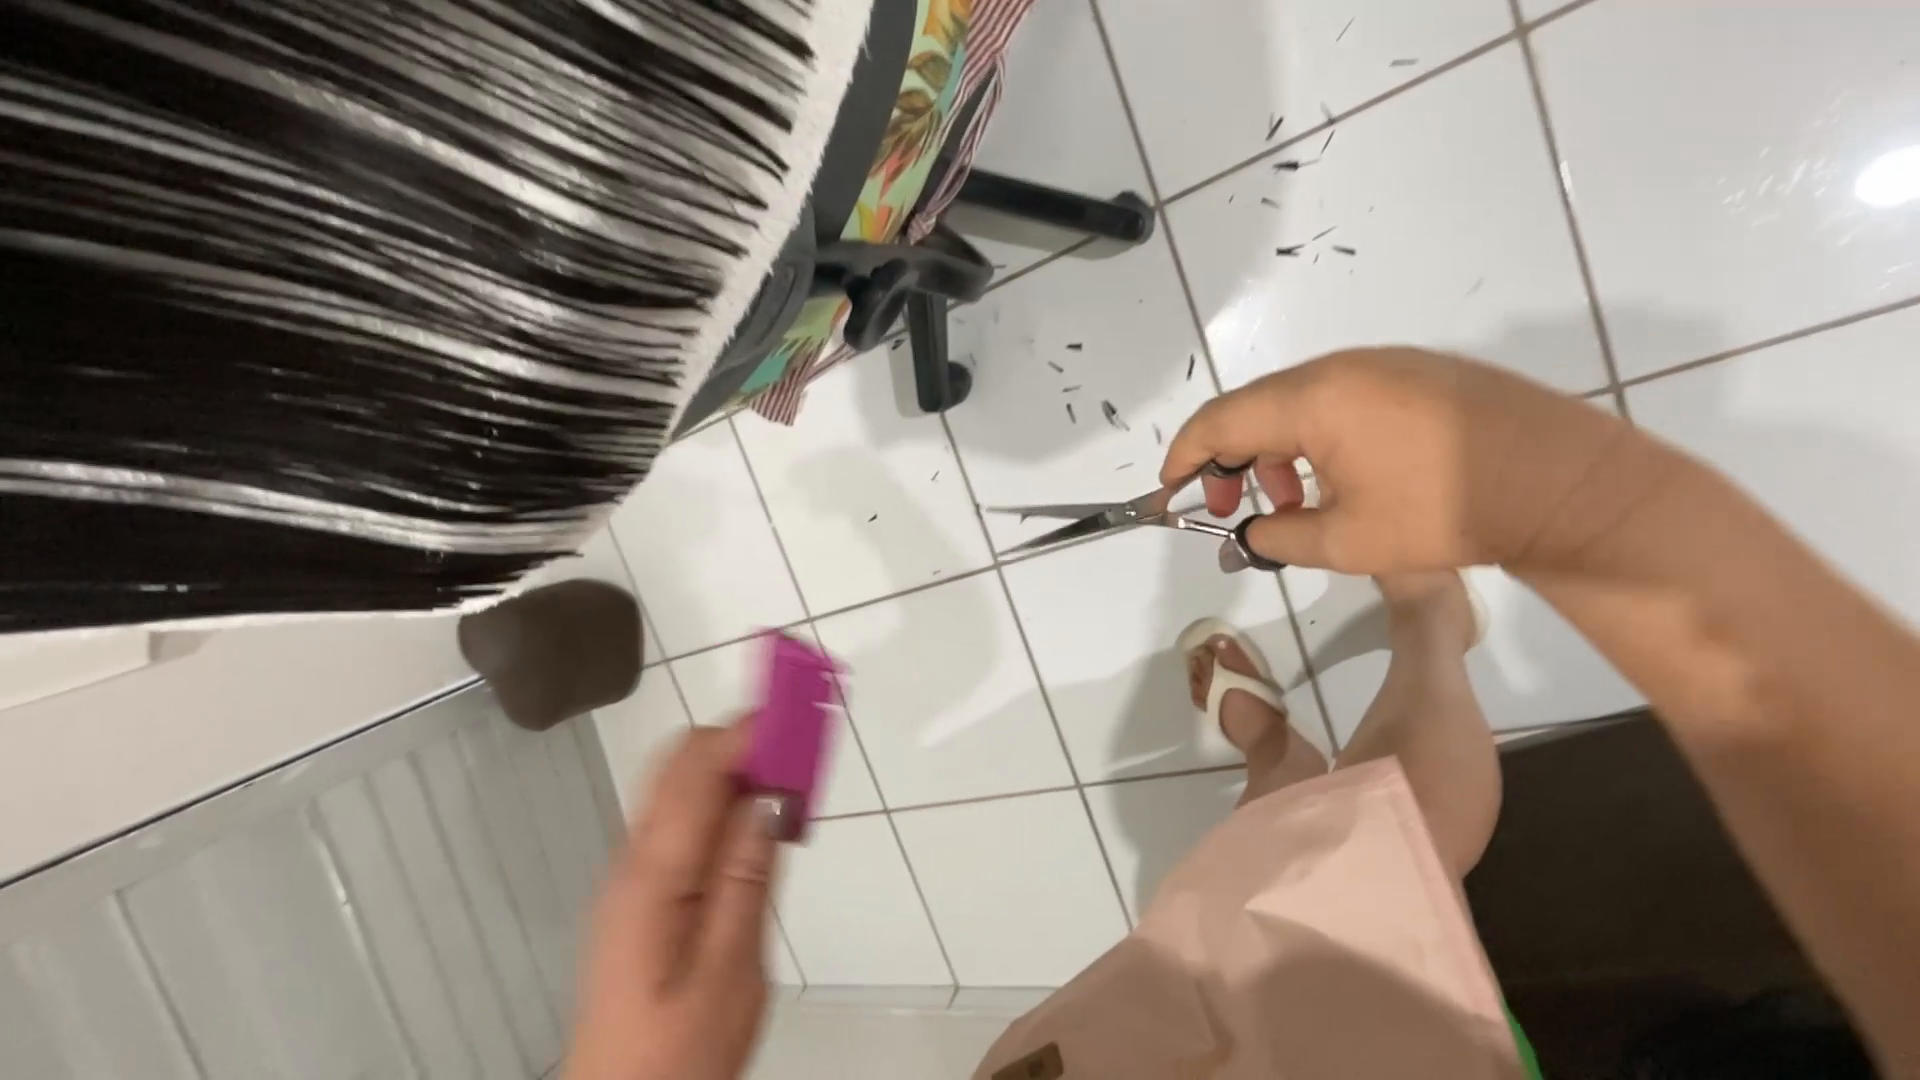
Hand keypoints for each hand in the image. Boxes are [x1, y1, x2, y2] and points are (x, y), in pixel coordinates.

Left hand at [565, 724, 777, 1079]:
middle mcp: (634, 859)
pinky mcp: (643, 894)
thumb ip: (747, 875)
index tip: (801, 713)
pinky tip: (759, 828)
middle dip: (743, 739)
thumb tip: (769, 793)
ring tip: (793, 784)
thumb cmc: (680, 1055)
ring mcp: (634, 876)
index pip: (698, 767)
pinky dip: (723, 803)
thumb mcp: (730, 969)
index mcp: (654, 874)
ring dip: (736, 769)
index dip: (750, 728)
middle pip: (681, 763)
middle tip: (801, 749)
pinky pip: (682, 823)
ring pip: (682, 788)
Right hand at [1164, 348, 1666, 574]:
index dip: (1184, 456)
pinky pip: (1337, 399)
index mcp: (1313, 400)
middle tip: (1235, 511)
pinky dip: (1314, 439)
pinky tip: (1335, 479)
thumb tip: (1248, 533)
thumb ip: (1276, 536)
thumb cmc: (1445, 513)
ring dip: (1273, 452)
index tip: (1169, 491)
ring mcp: (1381, 365)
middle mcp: (1339, 368)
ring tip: (1289, 503)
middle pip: (1254, 408)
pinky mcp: (1414, 374)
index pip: (1219, 420)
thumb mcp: (1344, 541)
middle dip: (1230, 461)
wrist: (1566, 484)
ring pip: (1296, 403)